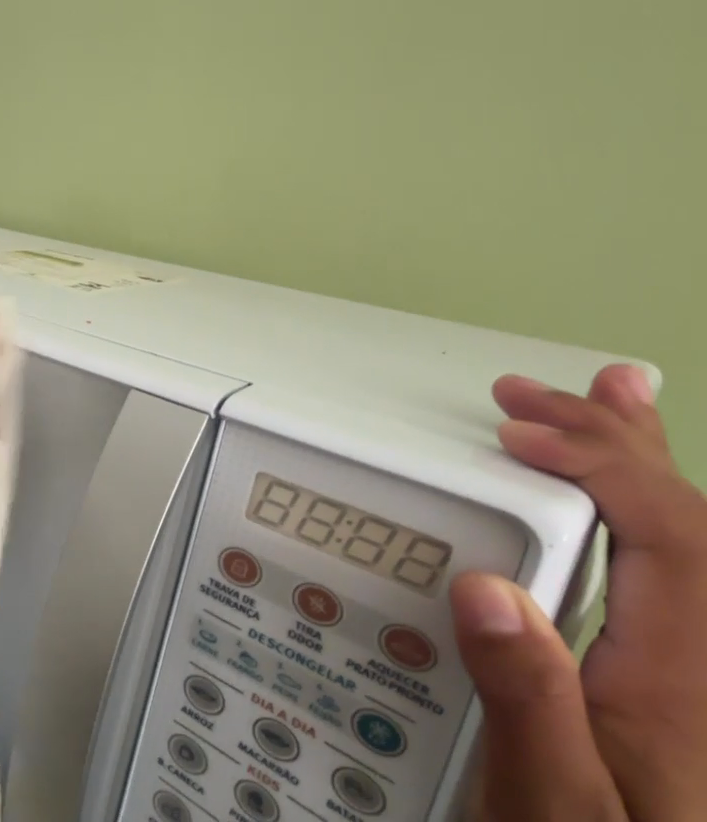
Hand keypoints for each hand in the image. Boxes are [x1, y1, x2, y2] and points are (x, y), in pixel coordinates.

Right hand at [450, 364, 706, 820]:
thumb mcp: (552, 798)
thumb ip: (527, 696)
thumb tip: (487, 590)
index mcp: (685, 683)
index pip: (674, 540)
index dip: (606, 467)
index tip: (521, 432)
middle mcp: (701, 664)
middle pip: (689, 526)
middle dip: (621, 444)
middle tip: (554, 391)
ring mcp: (685, 668)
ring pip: (684, 542)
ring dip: (633, 464)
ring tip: (598, 408)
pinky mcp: (661, 677)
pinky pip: (664, 567)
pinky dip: (632, 510)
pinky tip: (606, 501)